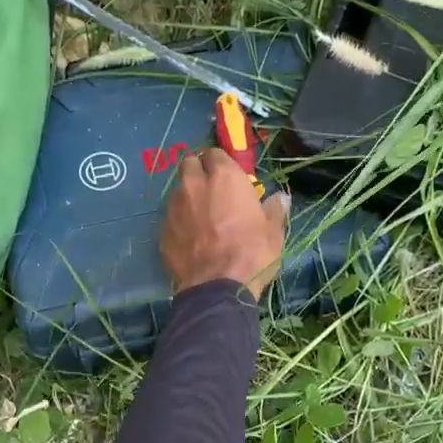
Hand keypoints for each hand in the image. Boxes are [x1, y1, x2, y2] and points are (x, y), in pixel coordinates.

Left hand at [159, 148, 289, 300]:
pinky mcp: (162, 232)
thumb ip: (274, 211)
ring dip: (187, 198)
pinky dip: (178, 223)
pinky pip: (170, 219)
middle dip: (198, 173)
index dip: (221, 164)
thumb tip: (280, 199)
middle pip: (189, 165)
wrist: (218, 288)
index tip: (228, 177)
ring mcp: (174, 207)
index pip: (215, 153)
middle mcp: (194, 184)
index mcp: (224, 177)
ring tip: (198, 218)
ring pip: (177, 192)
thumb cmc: (251, 254)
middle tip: (210, 191)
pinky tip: (189, 240)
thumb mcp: (273, 233)